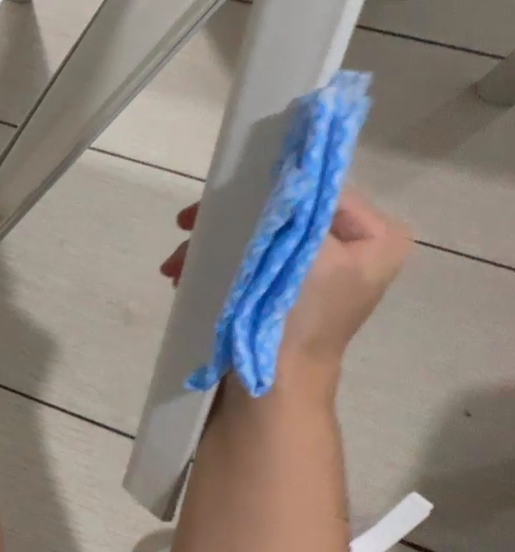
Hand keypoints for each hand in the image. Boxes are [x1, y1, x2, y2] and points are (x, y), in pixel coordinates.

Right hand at [160, 190, 412, 383]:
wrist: (271, 376)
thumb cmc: (295, 314)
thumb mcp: (308, 251)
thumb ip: (298, 208)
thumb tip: (279, 174)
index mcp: (375, 236)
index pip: (320, 189)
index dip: (267, 188)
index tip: (218, 199)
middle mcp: (352, 249)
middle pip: (281, 212)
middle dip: (229, 222)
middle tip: (185, 227)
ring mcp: (316, 270)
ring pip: (257, 235)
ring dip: (212, 245)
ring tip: (175, 264)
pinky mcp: (284, 289)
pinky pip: (248, 259)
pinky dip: (216, 263)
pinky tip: (187, 275)